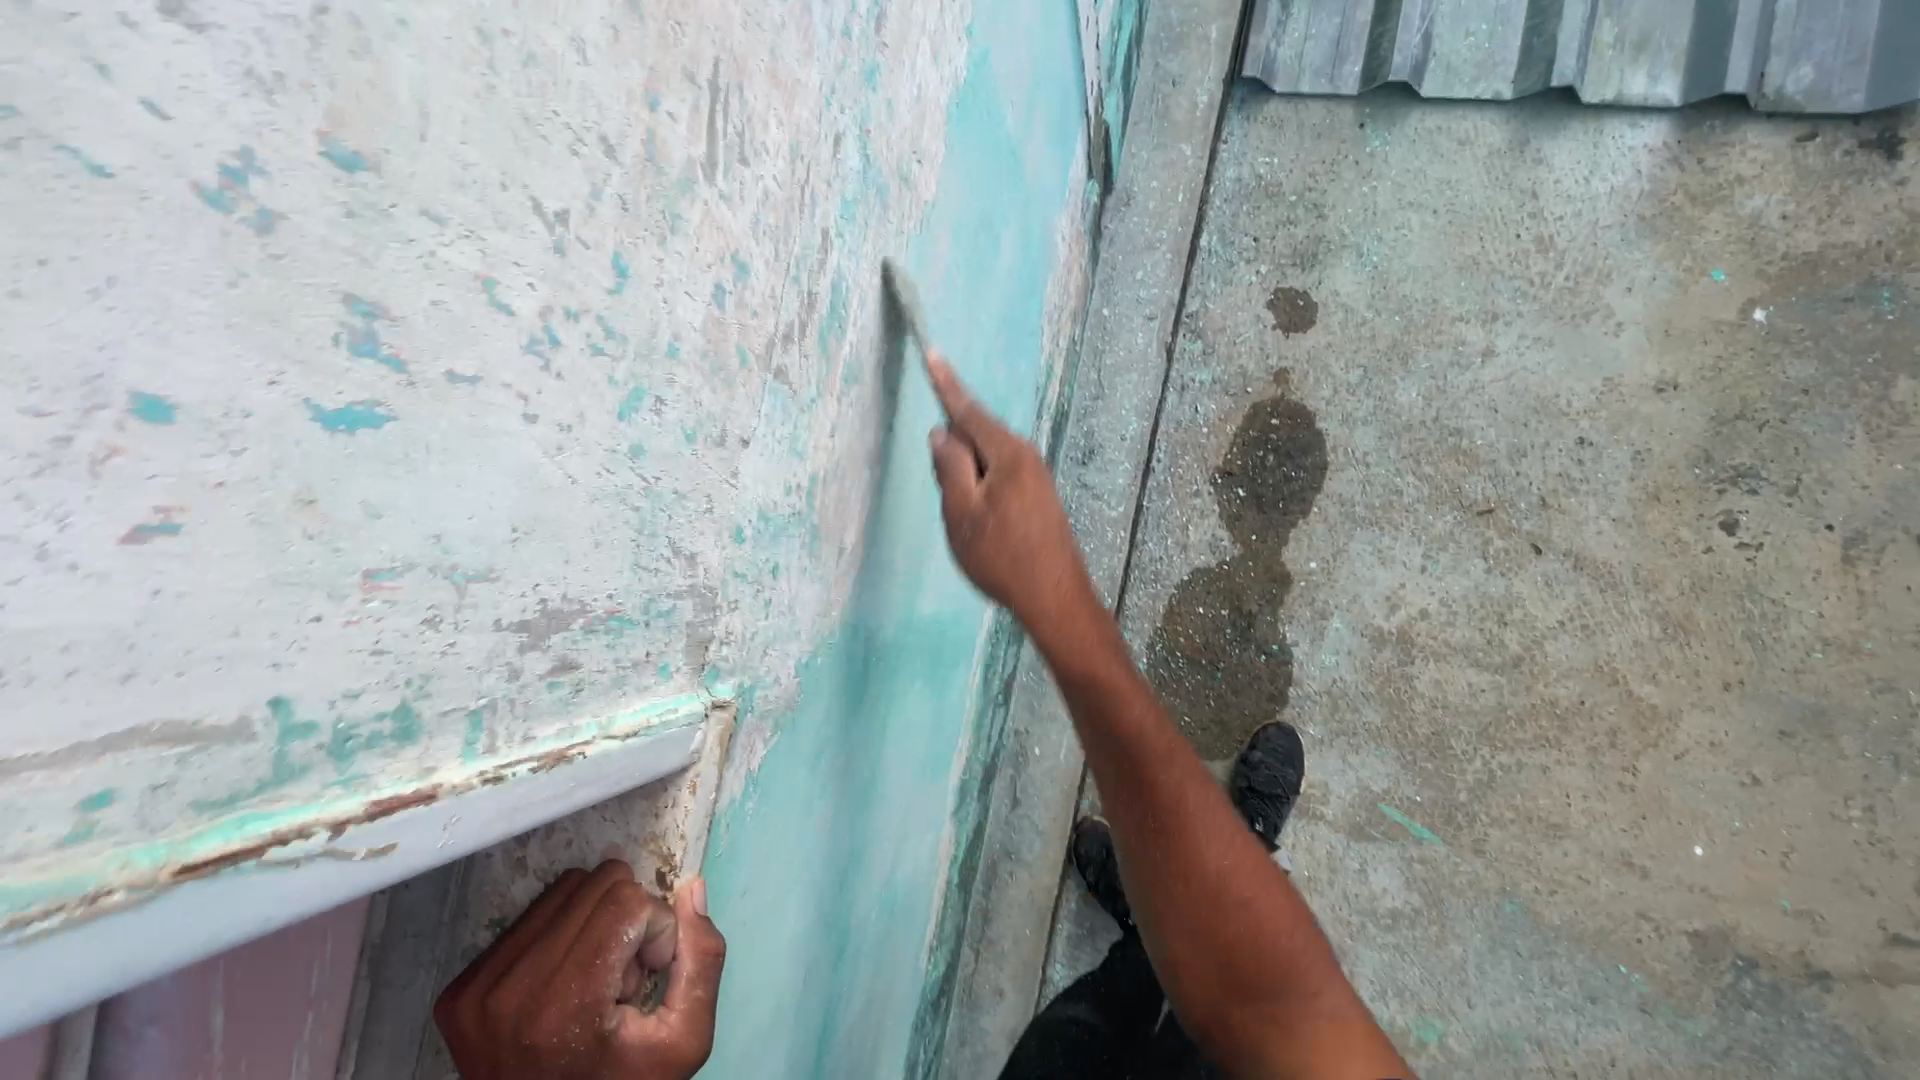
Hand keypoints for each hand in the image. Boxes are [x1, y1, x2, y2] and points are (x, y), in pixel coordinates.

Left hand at [434, 860, 725, 1079]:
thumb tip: (691, 887)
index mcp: (566, 1003)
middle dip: (628, 919)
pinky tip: (565, 984)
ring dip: (595, 922)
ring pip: (564, 890)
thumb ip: (703, 959)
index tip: (650, 973)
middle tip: (624, 975)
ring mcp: (477, 990)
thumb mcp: (684, 1040)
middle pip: (597, 884)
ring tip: (595, 978)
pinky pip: (531, 916)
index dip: (656, 928)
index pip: (628, 901)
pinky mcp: (458, 992)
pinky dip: (562, 936)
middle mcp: (511, 989)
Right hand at [927, 355, 1098, 641]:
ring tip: (966, 519)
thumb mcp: (962, 513)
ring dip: (968, 476)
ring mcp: (1037, 477)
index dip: (947, 385)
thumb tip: (941, 432)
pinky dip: (982, 487)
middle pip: (978, 436)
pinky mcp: (1040, 496)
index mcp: (1007, 453)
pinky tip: (981, 520)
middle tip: (946, 495)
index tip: (933, 354)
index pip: (969, 411)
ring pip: (988, 460)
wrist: (1054, 596)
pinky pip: (1001, 476)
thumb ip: (949, 468)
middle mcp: (1026, 456)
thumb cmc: (1001, 557)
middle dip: (954, 451)